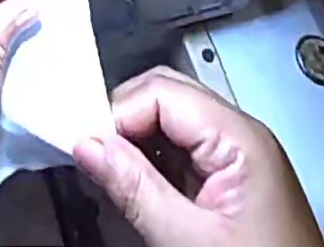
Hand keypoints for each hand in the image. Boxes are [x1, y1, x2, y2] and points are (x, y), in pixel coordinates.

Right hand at [73, 67, 323, 246]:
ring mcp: (236, 156)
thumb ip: (138, 190)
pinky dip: (152, 164)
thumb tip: (90, 145)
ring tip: (106, 174)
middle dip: (124, 120)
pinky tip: (134, 188)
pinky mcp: (229, 181)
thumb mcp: (191, 243)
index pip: (164, 91)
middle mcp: (240, 134)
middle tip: (88, 155)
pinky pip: (181, 152)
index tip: (83, 143)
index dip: (119, 113)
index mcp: (240, 136)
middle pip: (168, 96)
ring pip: (171, 121)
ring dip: (135, 142)